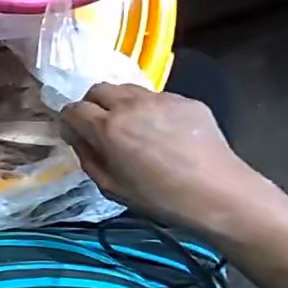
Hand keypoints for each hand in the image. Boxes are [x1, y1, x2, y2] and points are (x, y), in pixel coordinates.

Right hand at [59, 83, 274, 236]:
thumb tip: (80, 139)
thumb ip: (88, 158)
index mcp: (108, 128)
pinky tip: (161, 133)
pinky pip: (155, 98)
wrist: (218, 193)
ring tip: (131, 127)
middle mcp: (130, 105)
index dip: (69, 122)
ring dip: (119, 104)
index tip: (75, 135)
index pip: (73, 110)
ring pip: (127, 89)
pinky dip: (148, 110)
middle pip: (98, 90)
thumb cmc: (159, 197)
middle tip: (100, 127)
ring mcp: (160, 99)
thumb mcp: (110, 187)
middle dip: (92, 105)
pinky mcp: (185, 100)